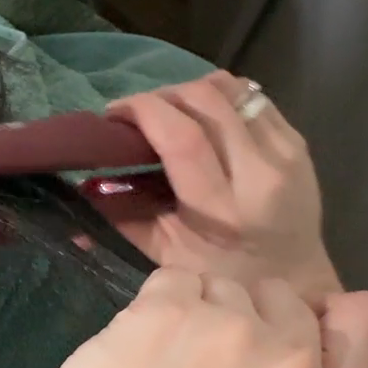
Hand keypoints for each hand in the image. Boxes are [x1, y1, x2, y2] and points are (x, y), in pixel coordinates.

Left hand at [0, 270, 367, 367]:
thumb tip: (279, 344)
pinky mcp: (175, 308)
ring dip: (188, 308)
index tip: (279, 322)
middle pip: (277, 294)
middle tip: (191, 360)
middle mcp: (291, 363)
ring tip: (153, 363)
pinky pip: (171, 278)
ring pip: (218, 283)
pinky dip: (149, 305)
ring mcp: (234, 329)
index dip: (319, 312)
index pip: (364, 321)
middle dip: (238, 312)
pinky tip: (129, 349)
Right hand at [105, 72, 343, 304]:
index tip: (113, 115)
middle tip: (134, 113)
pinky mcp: (296, 140)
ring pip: (230, 88)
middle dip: (161, 95)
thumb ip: (123, 226)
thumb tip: (71, 215)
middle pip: (206, 100)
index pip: (182, 137)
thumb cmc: (221, 276)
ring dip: (189, 90)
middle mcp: (260, 172)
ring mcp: (284, 151)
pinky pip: (251, 96)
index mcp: (222, 208)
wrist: (295, 279)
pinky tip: (201, 116)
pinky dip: (218, 97)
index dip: (144, 111)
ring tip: (167, 111)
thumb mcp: (168, 258)